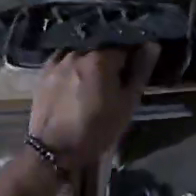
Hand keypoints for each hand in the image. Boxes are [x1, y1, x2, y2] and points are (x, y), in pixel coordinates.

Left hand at [26, 46, 159, 168]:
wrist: (55, 150)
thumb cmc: (98, 128)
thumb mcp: (127, 103)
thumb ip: (141, 71)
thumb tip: (152, 45)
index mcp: (101, 58)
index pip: (124, 49)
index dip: (131, 62)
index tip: (131, 75)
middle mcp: (78, 53)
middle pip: (101, 51)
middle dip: (109, 62)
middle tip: (113, 83)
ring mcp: (58, 62)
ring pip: (81, 55)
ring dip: (89, 64)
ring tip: (92, 83)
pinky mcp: (44, 73)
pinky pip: (63, 62)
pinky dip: (72, 67)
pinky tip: (74, 81)